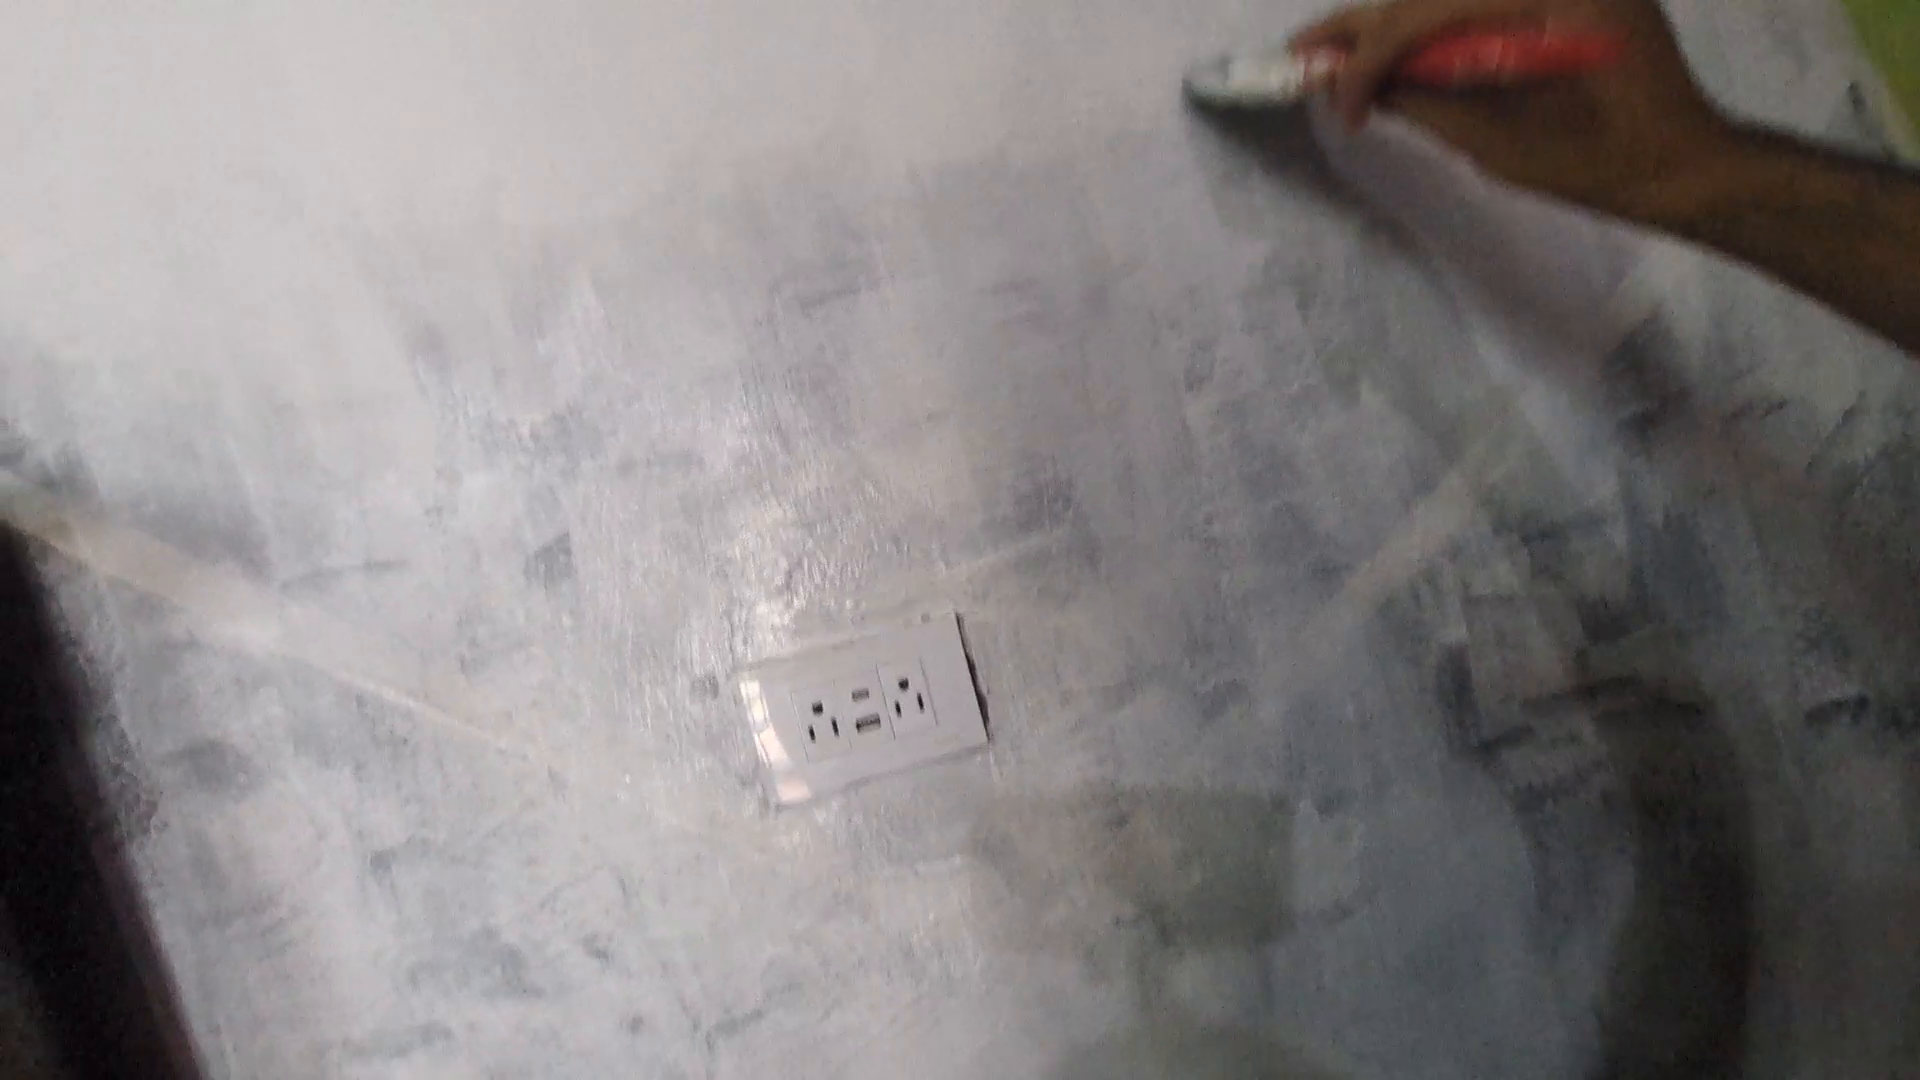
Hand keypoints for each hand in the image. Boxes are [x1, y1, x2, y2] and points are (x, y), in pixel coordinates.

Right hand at [1290, 0, 1738, 223]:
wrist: (1671, 157)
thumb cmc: (1590, 159)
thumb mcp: (1494, 137)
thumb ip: (1426, 100)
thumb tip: (1361, 87)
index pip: (1426, 11)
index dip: (1367, 60)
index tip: (1338, 110)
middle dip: (1363, 26)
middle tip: (1301, 49)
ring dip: (1389, 24)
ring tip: (1333, 51)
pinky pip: (1475, 6)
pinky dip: (1428, 29)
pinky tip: (1391, 52)